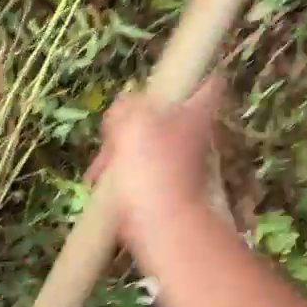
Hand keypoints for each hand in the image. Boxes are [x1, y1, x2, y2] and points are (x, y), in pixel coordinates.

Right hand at [88, 76, 229, 267]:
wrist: (164, 228)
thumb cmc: (154, 169)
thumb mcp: (132, 122)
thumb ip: (126, 106)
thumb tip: (124, 107)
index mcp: (197, 112)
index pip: (208, 81)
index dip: (188, 78)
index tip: (160, 86)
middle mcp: (197, 137)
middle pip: (164, 120)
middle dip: (131, 129)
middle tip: (108, 141)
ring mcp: (184, 168)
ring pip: (148, 151)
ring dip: (120, 158)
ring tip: (98, 175)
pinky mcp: (168, 195)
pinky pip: (141, 179)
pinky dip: (122, 183)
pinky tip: (105, 193)